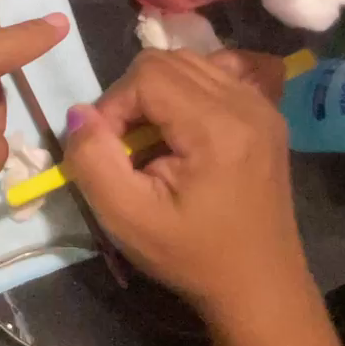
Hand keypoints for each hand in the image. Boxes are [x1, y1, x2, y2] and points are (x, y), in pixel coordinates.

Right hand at [62, 50, 307, 312]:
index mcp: (218, 127)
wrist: (255, 284)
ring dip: (155, 94)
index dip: (112, 106)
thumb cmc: (188, 254)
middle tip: (127, 149)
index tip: (110, 153)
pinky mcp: (266, 114)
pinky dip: (189, 87)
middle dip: (131, 98)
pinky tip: (181, 122)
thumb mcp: (124, 216)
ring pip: (189, 62)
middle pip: (166, 61)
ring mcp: (263, 106)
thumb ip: (92, 159)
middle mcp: (248, 103)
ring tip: (150, 142)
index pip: (146, 75)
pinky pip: (220, 71)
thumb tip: (78, 113)